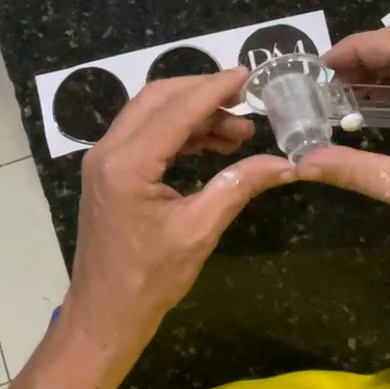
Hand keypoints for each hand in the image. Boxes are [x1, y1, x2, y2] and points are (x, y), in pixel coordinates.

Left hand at [63, 68, 295, 351]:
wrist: (105, 314)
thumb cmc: (150, 279)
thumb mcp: (199, 231)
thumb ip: (238, 186)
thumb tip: (285, 163)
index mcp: (127, 165)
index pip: (176, 110)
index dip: (214, 89)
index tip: (247, 74)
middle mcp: (108, 151)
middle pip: (158, 99)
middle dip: (203, 94)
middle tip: (245, 100)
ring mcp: (104, 159)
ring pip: (150, 113)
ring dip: (193, 115)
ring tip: (238, 132)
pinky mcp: (108, 170)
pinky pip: (144, 134)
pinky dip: (177, 132)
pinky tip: (212, 144)